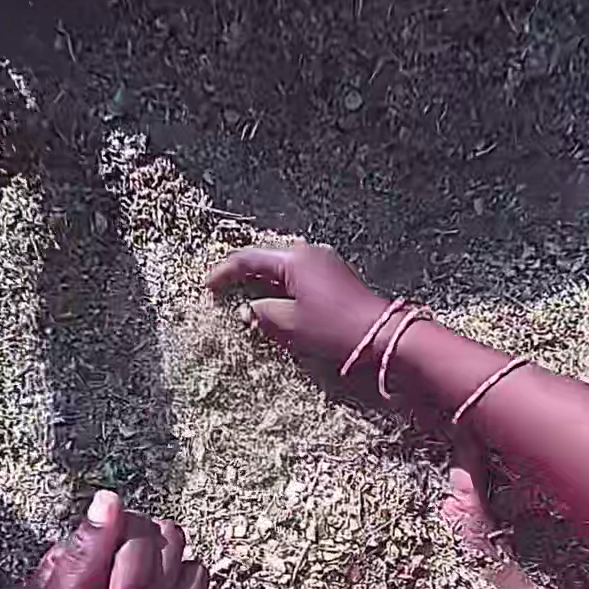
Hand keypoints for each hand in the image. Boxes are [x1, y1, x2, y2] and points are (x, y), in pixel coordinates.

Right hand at [206, 240, 389, 370]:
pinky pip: (297, 275)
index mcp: (294, 259)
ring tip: (243, 297)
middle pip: (265, 258)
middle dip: (241, 274)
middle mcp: (309, 253)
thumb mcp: (290, 324)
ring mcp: (324, 263)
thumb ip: (262, 314)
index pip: (248, 259)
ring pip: (281, 267)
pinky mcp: (333, 276)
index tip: (207, 287)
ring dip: (260, 281)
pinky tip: (272, 302)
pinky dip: (279, 286)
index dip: (224, 273)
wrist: (382, 335)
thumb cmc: (334, 328)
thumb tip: (247, 310)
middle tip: (222, 289)